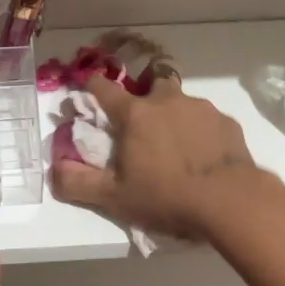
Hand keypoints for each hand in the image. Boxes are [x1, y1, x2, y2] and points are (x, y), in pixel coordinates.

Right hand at [51, 74, 279, 238]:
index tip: (89, 85)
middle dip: (146, 96)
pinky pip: (207, 120)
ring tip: (178, 147)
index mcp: (135, 114)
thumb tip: (54, 169)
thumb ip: (78, 183)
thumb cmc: (167, 197)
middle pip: (151, 84)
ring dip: (175, 116)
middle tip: (145, 124)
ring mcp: (200, 108)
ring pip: (182, 102)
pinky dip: (201, 132)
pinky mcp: (226, 122)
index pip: (105, 88)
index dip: (93, 85)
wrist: (230, 201)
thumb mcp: (115, 198)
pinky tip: (204, 156)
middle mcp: (166, 101)